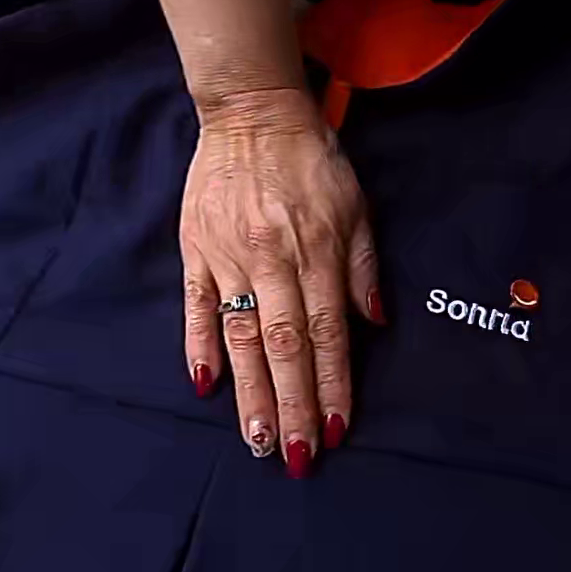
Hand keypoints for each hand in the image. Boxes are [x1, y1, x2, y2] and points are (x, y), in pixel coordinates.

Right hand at [181, 87, 381, 477]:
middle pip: (283, 347)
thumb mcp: (356, 205)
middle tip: (296, 457)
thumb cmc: (311, 161)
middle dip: (293, 405)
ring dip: (249, 393)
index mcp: (317, 252)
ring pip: (240, 338)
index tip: (336, 430)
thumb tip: (374, 324)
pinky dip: (199, 346)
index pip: (328, 334)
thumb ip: (364, 268)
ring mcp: (228, 260)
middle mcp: (272, 263)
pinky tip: (205, 386)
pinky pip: (196, 307)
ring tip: (257, 440)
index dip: (333, 385)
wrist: (251, 114)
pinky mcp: (196, 253)